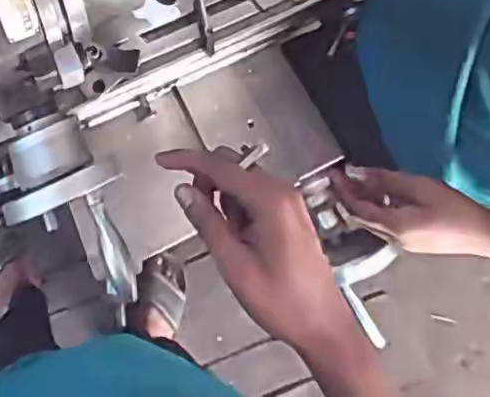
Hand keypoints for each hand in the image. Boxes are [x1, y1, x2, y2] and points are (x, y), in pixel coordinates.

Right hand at [155, 148, 360, 357]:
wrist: (326, 329)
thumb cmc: (285, 303)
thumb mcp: (235, 265)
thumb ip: (206, 222)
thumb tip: (183, 190)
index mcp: (269, 199)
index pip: (218, 165)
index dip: (186, 160)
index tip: (163, 161)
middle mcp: (281, 190)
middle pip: (229, 165)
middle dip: (207, 183)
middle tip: (197, 213)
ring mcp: (287, 199)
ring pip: (239, 179)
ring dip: (223, 199)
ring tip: (229, 238)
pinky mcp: (288, 210)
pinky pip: (252, 193)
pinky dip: (237, 207)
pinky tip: (241, 238)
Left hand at [331, 167, 489, 257]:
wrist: (486, 235)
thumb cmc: (451, 208)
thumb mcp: (416, 187)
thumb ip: (384, 180)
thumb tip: (355, 172)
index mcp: (393, 228)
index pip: (357, 209)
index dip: (342, 190)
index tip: (332, 172)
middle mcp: (394, 240)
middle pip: (362, 217)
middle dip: (348, 196)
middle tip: (341, 175)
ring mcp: (405, 245)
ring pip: (373, 222)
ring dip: (362, 202)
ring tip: (357, 180)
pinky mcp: (415, 242)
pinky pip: (386, 225)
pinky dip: (377, 208)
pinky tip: (380, 194)